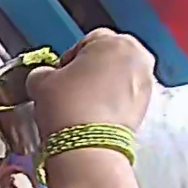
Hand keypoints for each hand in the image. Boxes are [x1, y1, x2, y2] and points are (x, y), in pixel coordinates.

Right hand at [25, 29, 156, 137]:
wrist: (87, 146)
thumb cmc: (68, 107)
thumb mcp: (40, 83)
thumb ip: (41, 73)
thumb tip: (44, 76)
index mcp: (112, 41)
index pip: (85, 42)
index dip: (68, 59)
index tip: (57, 76)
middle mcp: (136, 55)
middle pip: (108, 57)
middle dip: (90, 71)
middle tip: (70, 90)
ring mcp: (145, 80)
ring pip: (119, 77)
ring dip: (103, 87)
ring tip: (82, 106)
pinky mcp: (147, 105)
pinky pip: (126, 97)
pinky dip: (112, 103)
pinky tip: (94, 116)